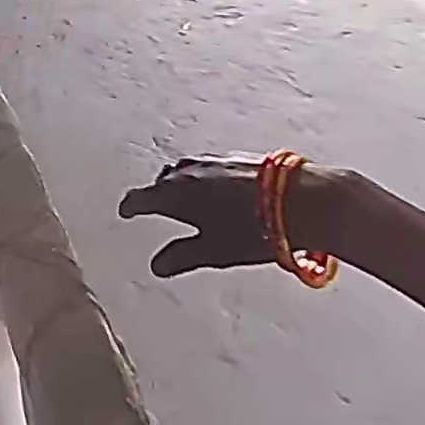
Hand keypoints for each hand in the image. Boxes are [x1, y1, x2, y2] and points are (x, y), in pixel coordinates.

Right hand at [119, 156, 274, 277]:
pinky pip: (204, 167)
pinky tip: (212, 189)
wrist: (298, 199)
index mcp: (176, 195)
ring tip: (183, 197)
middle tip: (154, 207)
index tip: (126, 211)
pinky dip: (199, 177)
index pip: (142, 197)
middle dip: (156, 194)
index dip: (131, 205)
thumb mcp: (214, 250)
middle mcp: (188, 173)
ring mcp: (211, 162)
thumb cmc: (253, 230)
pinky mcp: (232, 158)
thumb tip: (157, 266)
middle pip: (162, 182)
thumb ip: (182, 256)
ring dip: (178, 183)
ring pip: (183, 171)